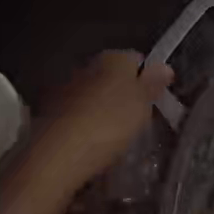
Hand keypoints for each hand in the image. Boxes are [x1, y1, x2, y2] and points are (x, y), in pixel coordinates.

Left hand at [23, 51, 172, 196]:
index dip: (147, 78)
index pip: (137, 59)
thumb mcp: (142, 104)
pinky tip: (89, 144)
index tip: (153, 101)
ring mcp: (66, 88)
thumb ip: (153, 83)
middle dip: (123, 93)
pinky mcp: (49, 113)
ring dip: (101, 109)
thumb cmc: (109, 123)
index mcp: (114, 58)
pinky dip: (83, 124)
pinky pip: (75, 114)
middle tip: (135, 120)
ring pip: (93, 95)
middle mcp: (88, 66)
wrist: (56, 155)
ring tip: (112, 137)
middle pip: (113, 76)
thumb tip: (165, 66)